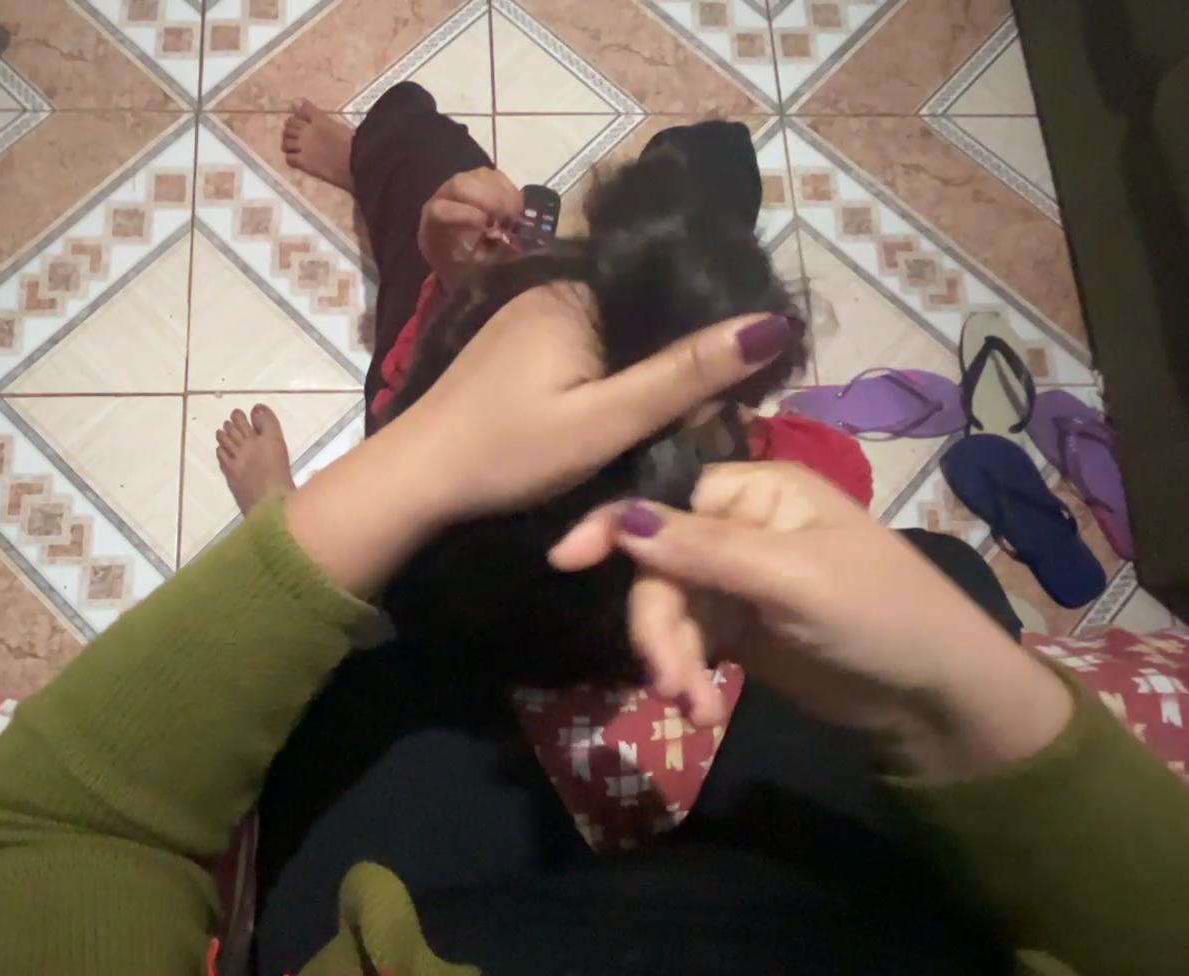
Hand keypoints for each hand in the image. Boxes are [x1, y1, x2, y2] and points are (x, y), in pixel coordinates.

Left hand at [285, 285, 793, 595]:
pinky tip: (602, 413)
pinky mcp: (515, 342)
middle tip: (680, 427)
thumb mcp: (604, 422)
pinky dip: (603, 376)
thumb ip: (682, 376)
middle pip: (645, 317)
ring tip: (645, 426)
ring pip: (615, 335)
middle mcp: (557, 287)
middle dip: (672, 366)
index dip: (709, 347)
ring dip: (638, 375)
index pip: (676, 298)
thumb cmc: (508, 453)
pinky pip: (582, 347)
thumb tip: (771, 324)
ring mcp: (531, 312)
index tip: (721, 403)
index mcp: (583, 294)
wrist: (417, 475)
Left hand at [417, 168, 523, 287]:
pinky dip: (510, 191)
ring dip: (502, 195)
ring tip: (515, 216)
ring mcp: (462, 185)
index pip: (440, 210)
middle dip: (488, 199)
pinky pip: (496, 177)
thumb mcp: (467, 273)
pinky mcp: (480, 181)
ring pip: (480, 177)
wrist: (460, 257)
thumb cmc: (461, 268)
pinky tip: (517, 210)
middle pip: (460, 185)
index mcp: (432, 224)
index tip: (488, 228)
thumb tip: (508, 247)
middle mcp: (443, 198)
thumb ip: (483, 260)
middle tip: (508, 218)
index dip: (465, 215)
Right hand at [550, 463, 1072, 779]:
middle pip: (658, 567)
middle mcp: (736, 527)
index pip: (665, 502)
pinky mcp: (731, 626)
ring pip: (666, 611)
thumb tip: (620, 518)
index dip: (616, 529)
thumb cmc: (883, 616)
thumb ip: (703, 549)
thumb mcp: (792, 578)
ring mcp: (731, 580)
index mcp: (755, 493)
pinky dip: (686, 676)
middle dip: (658, 628)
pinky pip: (683, 643)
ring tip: (695, 708)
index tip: (565, 560)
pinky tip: (703, 709)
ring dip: (672, 662)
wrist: (935, 701)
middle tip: (668, 683)